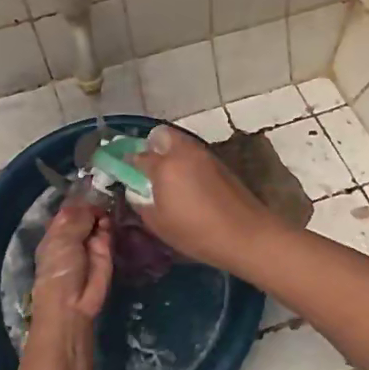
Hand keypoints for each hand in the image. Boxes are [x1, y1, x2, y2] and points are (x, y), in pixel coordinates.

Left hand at [31, 194, 112, 325]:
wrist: (73, 303)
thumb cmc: (59, 269)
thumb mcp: (63, 239)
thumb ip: (78, 217)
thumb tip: (92, 203)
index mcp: (57, 231)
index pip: (70, 208)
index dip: (80, 196)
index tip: (93, 179)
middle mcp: (74, 234)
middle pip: (86, 212)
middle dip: (95, 201)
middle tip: (107, 183)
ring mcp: (91, 241)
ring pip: (100, 219)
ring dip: (105, 210)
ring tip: (113, 196)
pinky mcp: (107, 250)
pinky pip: (110, 231)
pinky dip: (111, 222)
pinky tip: (114, 213)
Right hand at [129, 125, 279, 274]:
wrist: (245, 234)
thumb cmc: (196, 233)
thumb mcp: (159, 224)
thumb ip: (142, 202)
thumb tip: (137, 191)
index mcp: (164, 165)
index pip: (138, 156)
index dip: (127, 163)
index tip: (123, 172)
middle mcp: (183, 152)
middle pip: (160, 136)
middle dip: (151, 147)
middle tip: (148, 170)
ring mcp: (204, 154)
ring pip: (179, 141)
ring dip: (169, 151)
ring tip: (169, 178)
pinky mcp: (219, 162)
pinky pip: (194, 152)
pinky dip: (186, 159)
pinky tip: (188, 183)